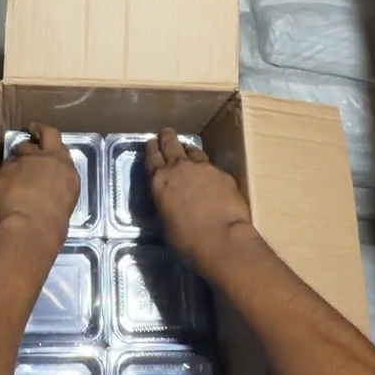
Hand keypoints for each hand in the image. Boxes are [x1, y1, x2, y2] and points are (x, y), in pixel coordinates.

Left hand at [0, 123, 79, 245]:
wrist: (30, 228)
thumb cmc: (50, 228)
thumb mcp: (63, 204)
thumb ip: (58, 187)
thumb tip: (49, 187)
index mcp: (69, 173)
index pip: (63, 151)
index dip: (54, 149)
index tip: (49, 150)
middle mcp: (52, 159)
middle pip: (50, 133)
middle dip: (42, 130)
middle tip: (34, 130)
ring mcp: (30, 159)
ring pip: (23, 146)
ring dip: (20, 153)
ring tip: (14, 166)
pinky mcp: (9, 164)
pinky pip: (8, 161)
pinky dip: (7, 169)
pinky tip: (3, 181)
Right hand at [145, 129, 254, 273]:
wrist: (223, 239)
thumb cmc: (187, 240)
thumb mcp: (165, 222)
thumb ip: (165, 202)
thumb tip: (169, 200)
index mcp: (160, 180)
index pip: (152, 155)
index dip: (152, 147)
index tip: (152, 143)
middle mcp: (179, 167)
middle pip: (171, 142)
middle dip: (167, 137)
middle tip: (166, 134)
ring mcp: (203, 167)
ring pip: (193, 150)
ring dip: (188, 151)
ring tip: (189, 153)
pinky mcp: (222, 173)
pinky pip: (211, 166)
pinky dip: (208, 170)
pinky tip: (211, 179)